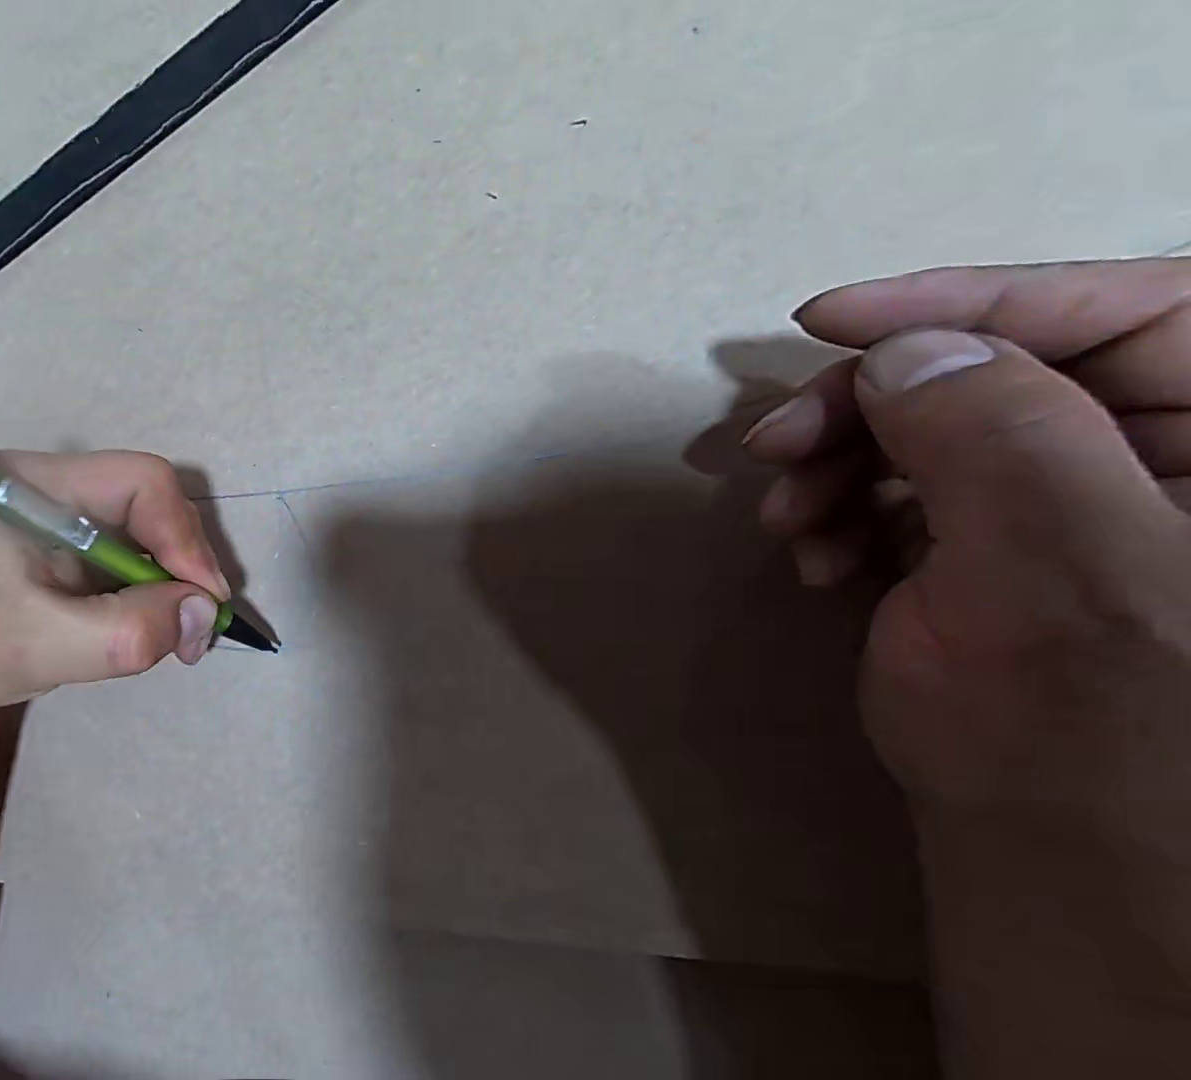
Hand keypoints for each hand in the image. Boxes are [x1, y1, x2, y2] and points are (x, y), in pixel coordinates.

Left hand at [0, 450, 230, 732]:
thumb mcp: (42, 648)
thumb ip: (129, 631)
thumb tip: (204, 612)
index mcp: (31, 484)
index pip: (138, 482)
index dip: (183, 537)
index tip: (205, 601)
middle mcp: (50, 486)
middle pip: (149, 505)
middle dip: (182, 567)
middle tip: (197, 629)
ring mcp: (60, 515)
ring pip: (146, 533)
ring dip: (171, 585)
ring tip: (177, 637)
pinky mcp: (66, 546)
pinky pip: (130, 556)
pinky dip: (152, 593)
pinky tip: (148, 627)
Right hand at [745, 260, 1190, 845]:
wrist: (1056, 844)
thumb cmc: (1103, 733)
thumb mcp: (1072, 575)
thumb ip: (1008, 443)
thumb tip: (902, 352)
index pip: (1139, 310)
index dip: (973, 301)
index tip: (828, 319)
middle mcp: (1168, 453)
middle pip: (997, 371)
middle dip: (867, 405)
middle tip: (774, 445)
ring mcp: (1068, 497)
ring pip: (928, 429)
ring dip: (836, 465)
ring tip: (787, 521)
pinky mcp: (988, 537)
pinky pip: (897, 487)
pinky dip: (840, 512)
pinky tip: (817, 556)